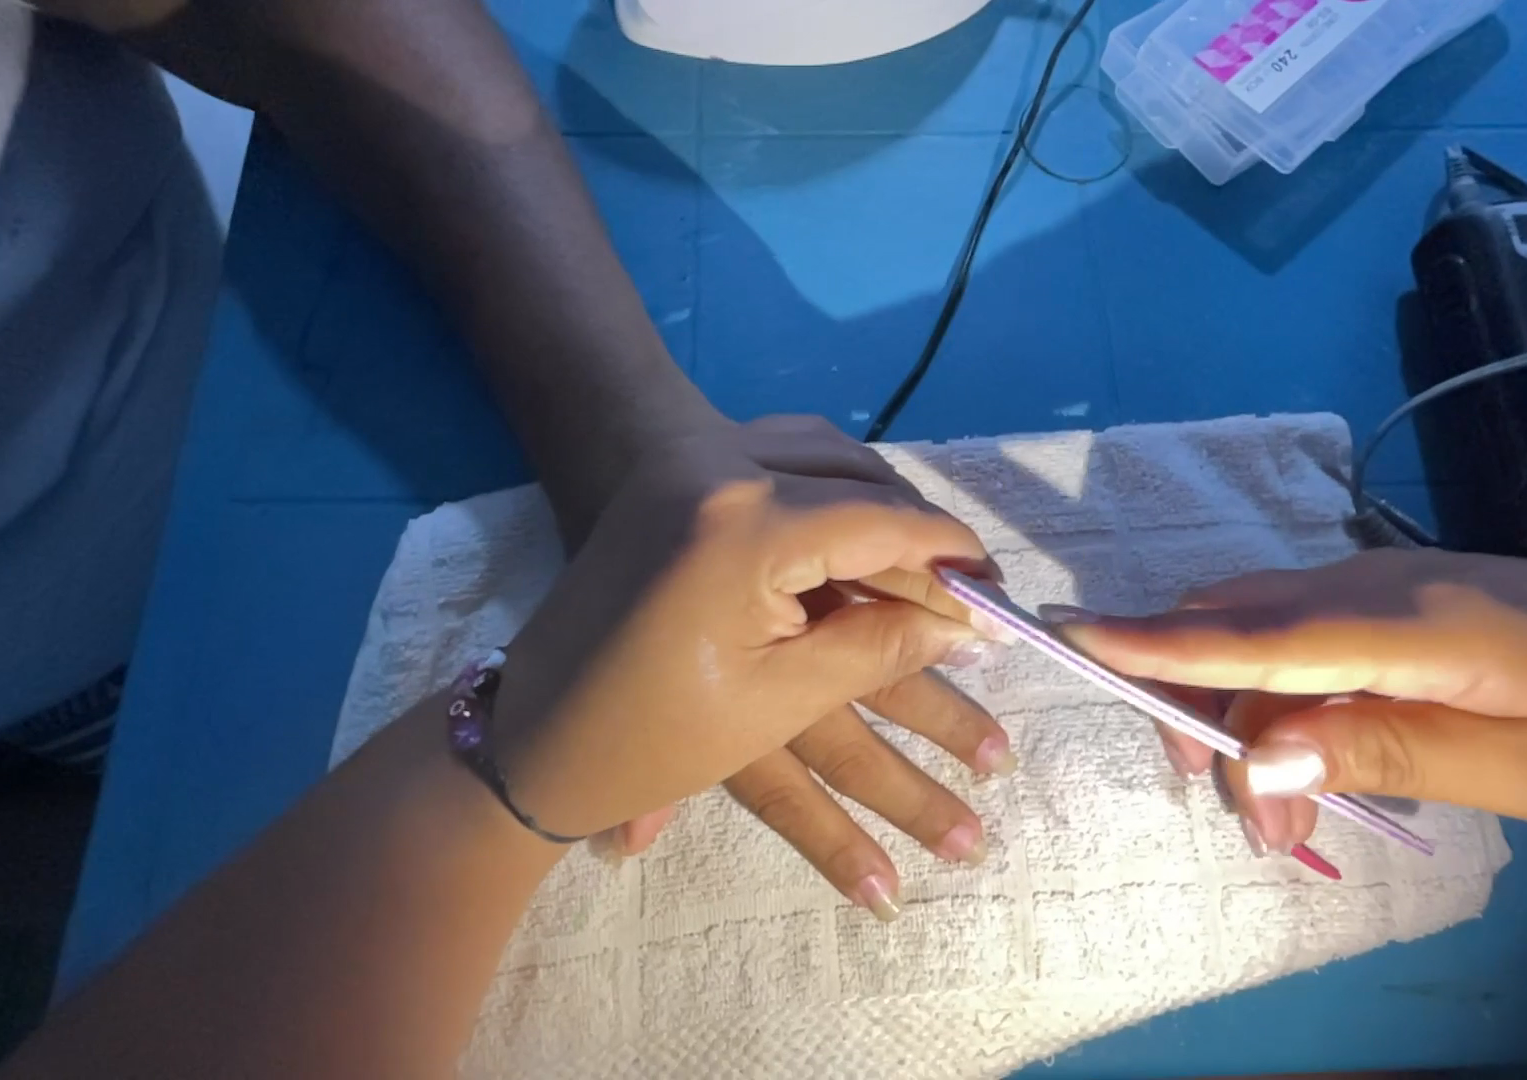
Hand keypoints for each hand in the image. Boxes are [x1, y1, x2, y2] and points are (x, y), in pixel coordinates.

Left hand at [488, 425, 995, 856]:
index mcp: (745, 524)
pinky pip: (780, 449)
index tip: (997, 591)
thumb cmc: (651, 735)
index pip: (882, 520)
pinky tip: (850, 520)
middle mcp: (720, 463)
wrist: (529, 730)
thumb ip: (880, 647)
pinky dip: (828, 480)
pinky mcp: (678, 470)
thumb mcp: (780, 700)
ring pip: (825, 452)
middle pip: (859, 480)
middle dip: (921, 535)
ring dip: (879, 501)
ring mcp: (693, 458)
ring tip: (917, 561)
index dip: (950, 555)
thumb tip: (962, 621)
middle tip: (966, 589)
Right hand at [1050, 549, 1526, 854]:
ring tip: (1289, 819)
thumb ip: (1383, 750)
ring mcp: (1367, 587)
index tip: (1071, 638)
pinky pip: (1282, 643)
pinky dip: (1265, 704)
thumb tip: (1253, 758)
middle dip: (1193, 713)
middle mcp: (1364, 585)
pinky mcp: (1376, 605)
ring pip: (1245, 637)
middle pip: (1224, 628)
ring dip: (1233, 721)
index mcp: (1407, 622)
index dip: (1156, 641)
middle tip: (1253, 823)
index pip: (1251, 633)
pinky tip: (1307, 765)